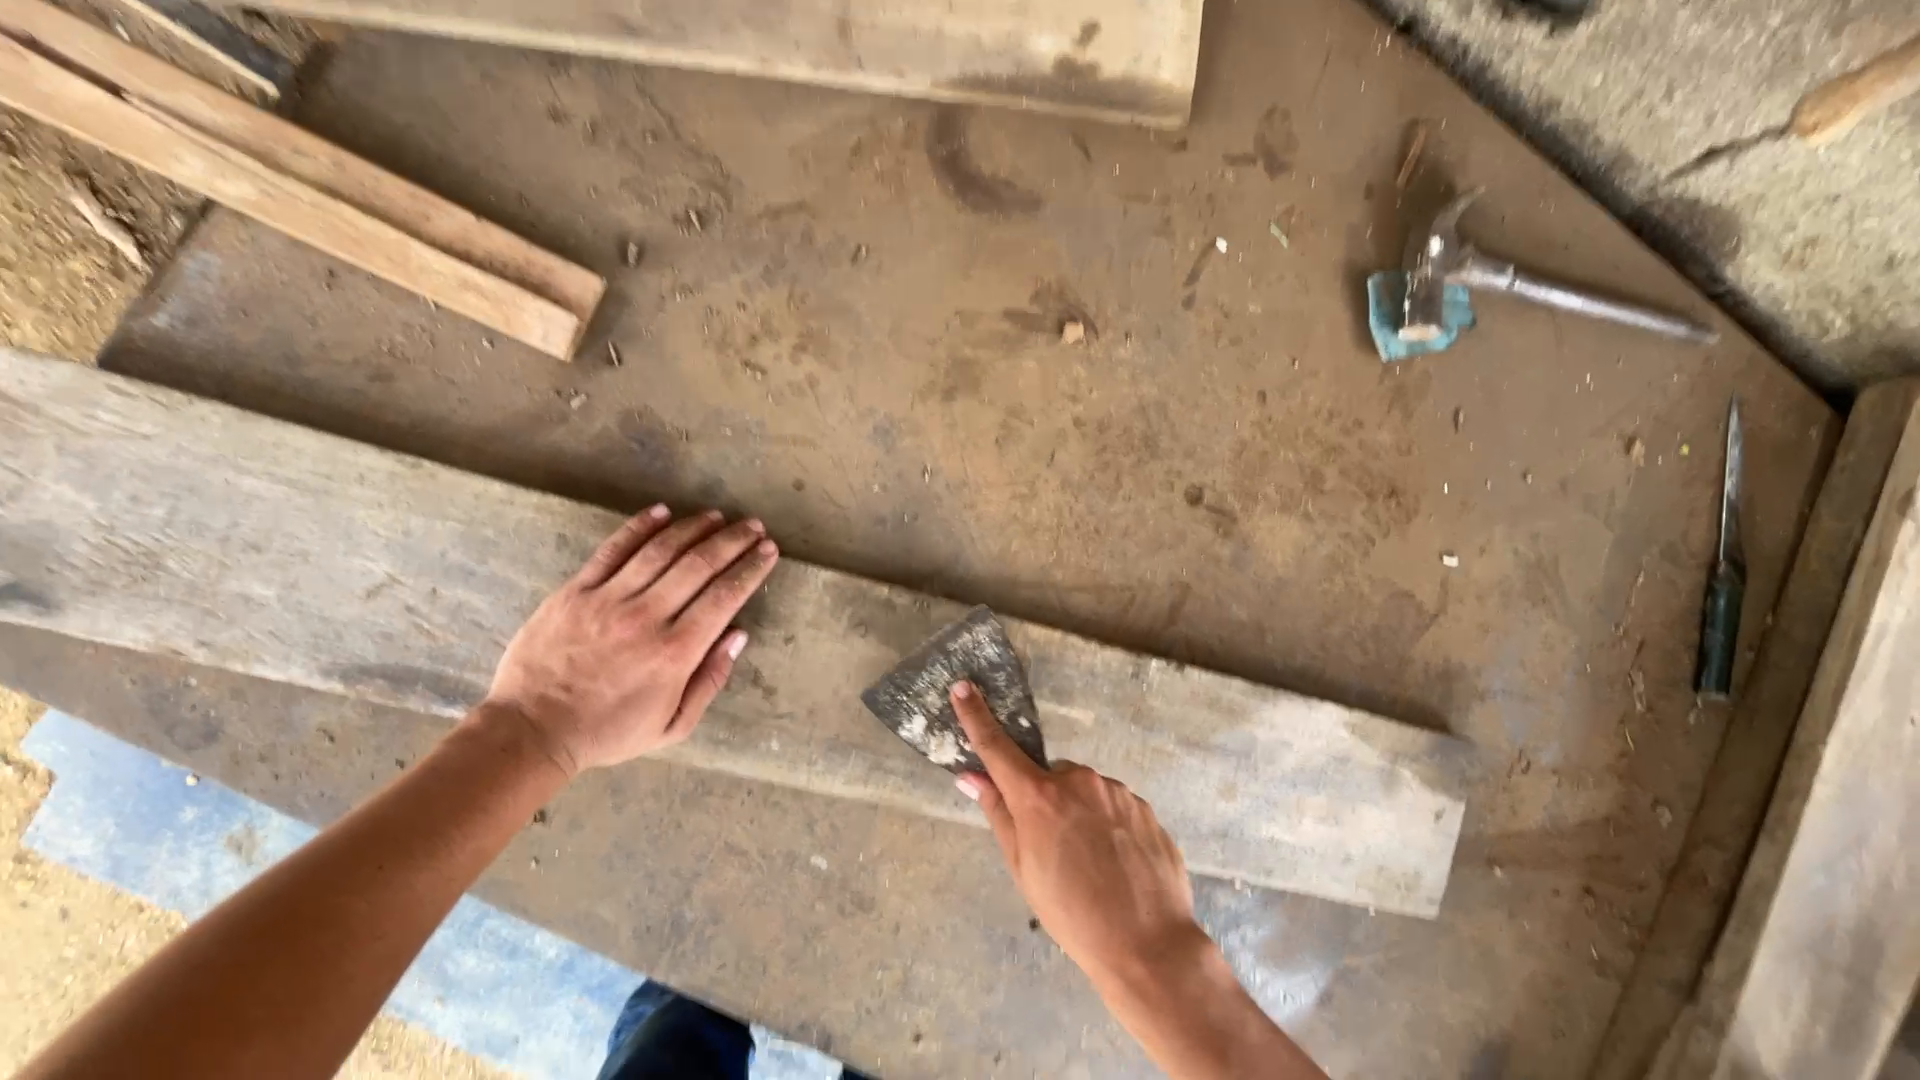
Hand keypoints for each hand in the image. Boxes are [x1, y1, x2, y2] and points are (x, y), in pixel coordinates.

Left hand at [484, 506, 779, 775]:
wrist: (532, 730)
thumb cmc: (608, 733)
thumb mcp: (672, 726)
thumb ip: (709, 681)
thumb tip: (738, 636)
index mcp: (675, 652)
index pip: (724, 597)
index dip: (751, 569)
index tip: (768, 551)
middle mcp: (647, 617)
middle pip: (699, 565)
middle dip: (732, 541)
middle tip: (753, 527)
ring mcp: (608, 599)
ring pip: (661, 550)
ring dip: (694, 528)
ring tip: (717, 516)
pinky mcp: (576, 590)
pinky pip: (613, 549)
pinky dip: (640, 527)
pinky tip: (662, 512)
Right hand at [950, 681, 1206, 988]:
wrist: (1146, 944)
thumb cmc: (1071, 913)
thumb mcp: (1022, 868)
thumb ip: (998, 814)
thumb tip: (971, 777)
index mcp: (1039, 797)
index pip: (997, 747)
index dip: (976, 716)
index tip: (962, 686)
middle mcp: (1079, 781)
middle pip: (1050, 777)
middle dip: (1045, 801)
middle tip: (1053, 848)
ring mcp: (1117, 791)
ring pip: (1085, 792)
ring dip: (1080, 814)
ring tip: (1091, 864)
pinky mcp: (1145, 807)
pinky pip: (1114, 806)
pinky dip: (1108, 826)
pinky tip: (1116, 864)